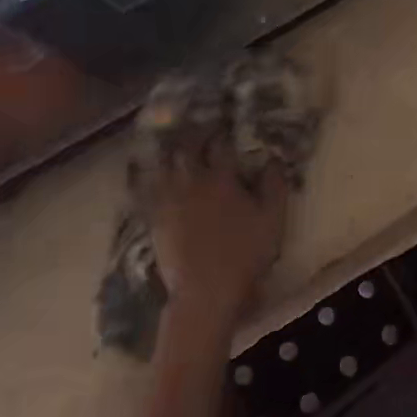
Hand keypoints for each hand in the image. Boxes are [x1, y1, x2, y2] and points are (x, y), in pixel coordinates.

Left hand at [145, 139, 288, 328]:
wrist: (205, 290)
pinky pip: (144, 189)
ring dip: (168, 150)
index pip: (221, 145)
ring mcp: (169, 198)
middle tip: (197, 129)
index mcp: (222, 178)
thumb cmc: (245, 254)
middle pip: (187, 147)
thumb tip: (273, 159)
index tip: (226, 126)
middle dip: (193, 135)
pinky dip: (143, 175)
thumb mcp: (272, 220)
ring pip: (164, 164)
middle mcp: (192, 181)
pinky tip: (142, 170)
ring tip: (171, 143)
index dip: (223, 133)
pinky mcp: (154, 217)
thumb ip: (274, 186)